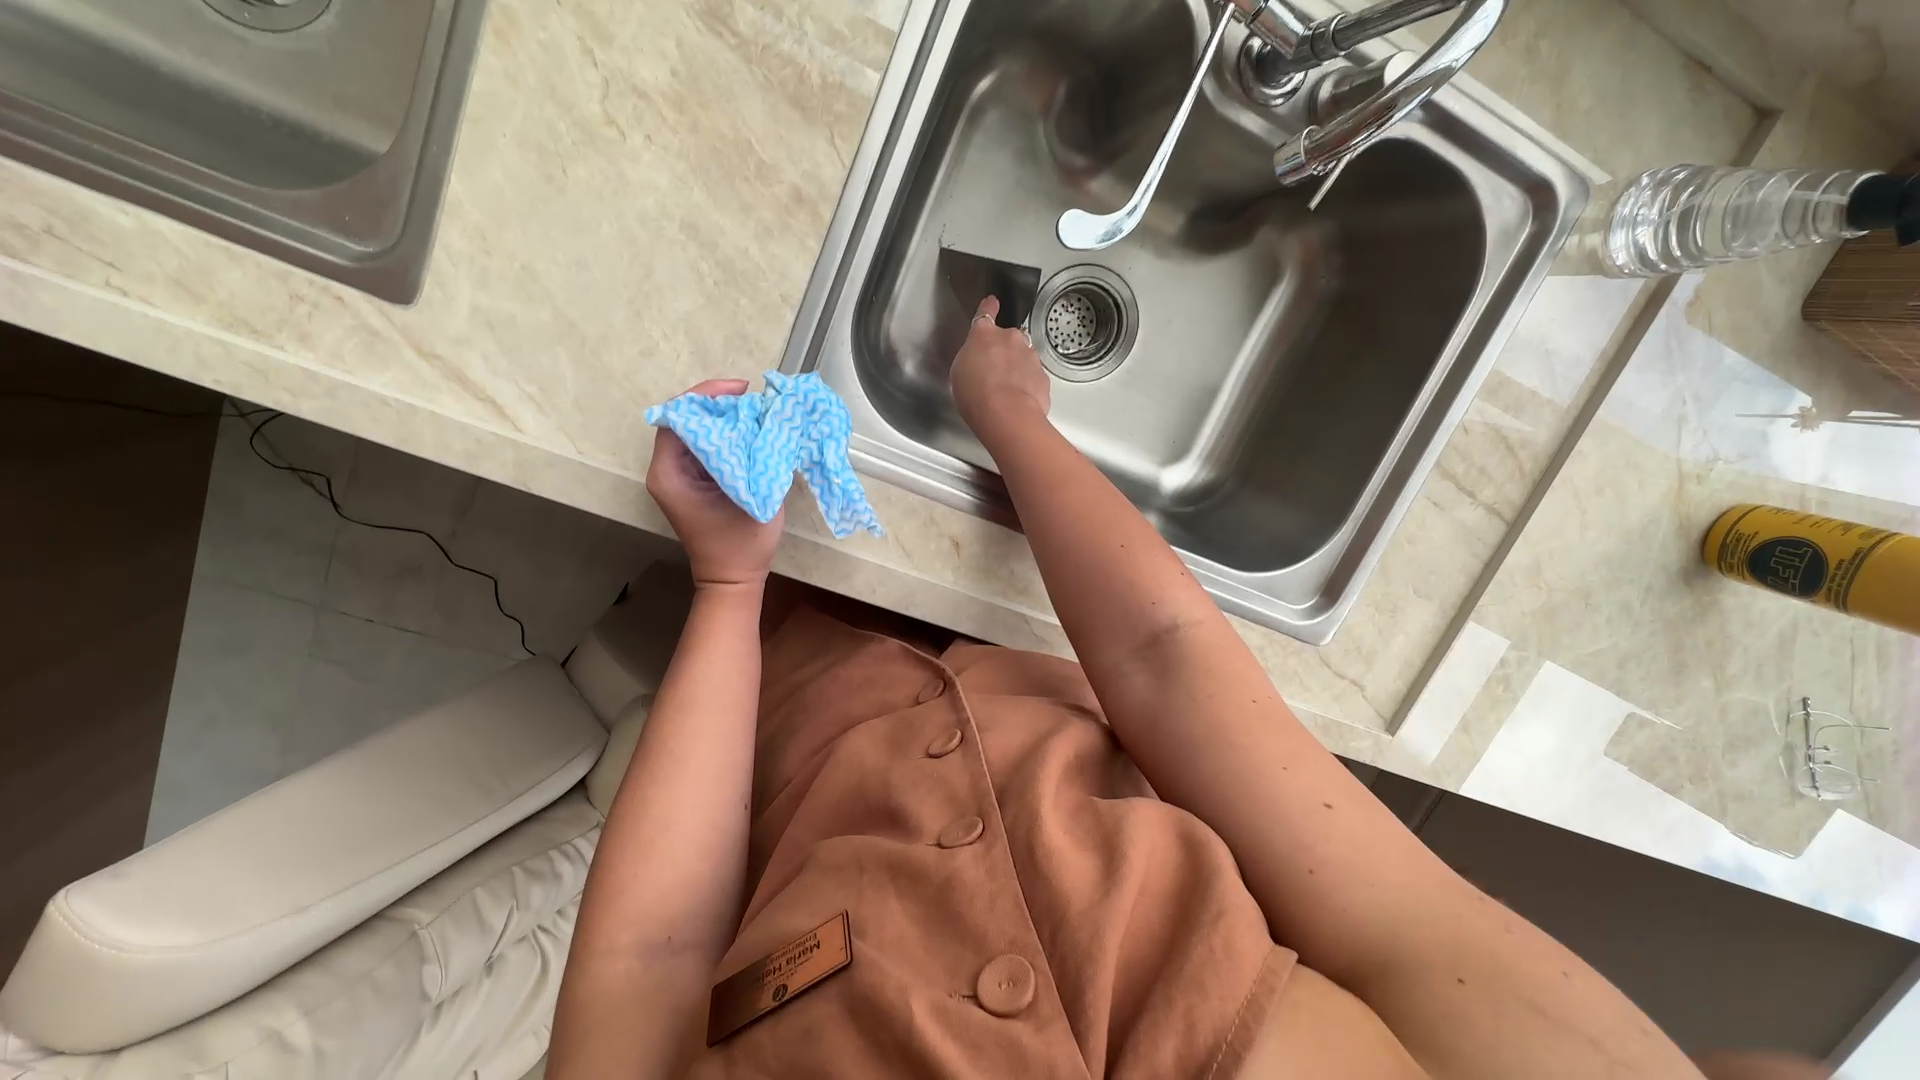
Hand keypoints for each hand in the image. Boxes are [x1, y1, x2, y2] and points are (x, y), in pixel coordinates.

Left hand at [646, 379, 784, 588]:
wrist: (733, 580)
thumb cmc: (739, 545)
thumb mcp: (751, 495)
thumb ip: (754, 455)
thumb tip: (765, 419)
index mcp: (669, 472)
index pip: (679, 416)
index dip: (708, 396)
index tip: (742, 391)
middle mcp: (667, 469)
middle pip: (687, 419)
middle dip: (721, 404)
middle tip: (754, 401)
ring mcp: (679, 475)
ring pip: (699, 430)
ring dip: (726, 418)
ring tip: (757, 412)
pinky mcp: (694, 480)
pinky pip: (707, 445)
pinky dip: (728, 434)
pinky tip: (753, 432)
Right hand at [950, 295, 1050, 439]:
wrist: (1006, 414)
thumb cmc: (977, 394)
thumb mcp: (959, 373)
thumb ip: (970, 358)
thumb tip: (977, 360)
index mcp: (984, 335)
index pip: (986, 314)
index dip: (989, 308)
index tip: (992, 302)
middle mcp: (1010, 339)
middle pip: (1007, 339)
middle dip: (1002, 352)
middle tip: (992, 373)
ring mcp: (1029, 356)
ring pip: (1022, 358)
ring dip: (1015, 370)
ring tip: (1004, 392)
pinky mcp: (1042, 376)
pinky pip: (1032, 377)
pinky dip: (1026, 385)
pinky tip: (1017, 400)